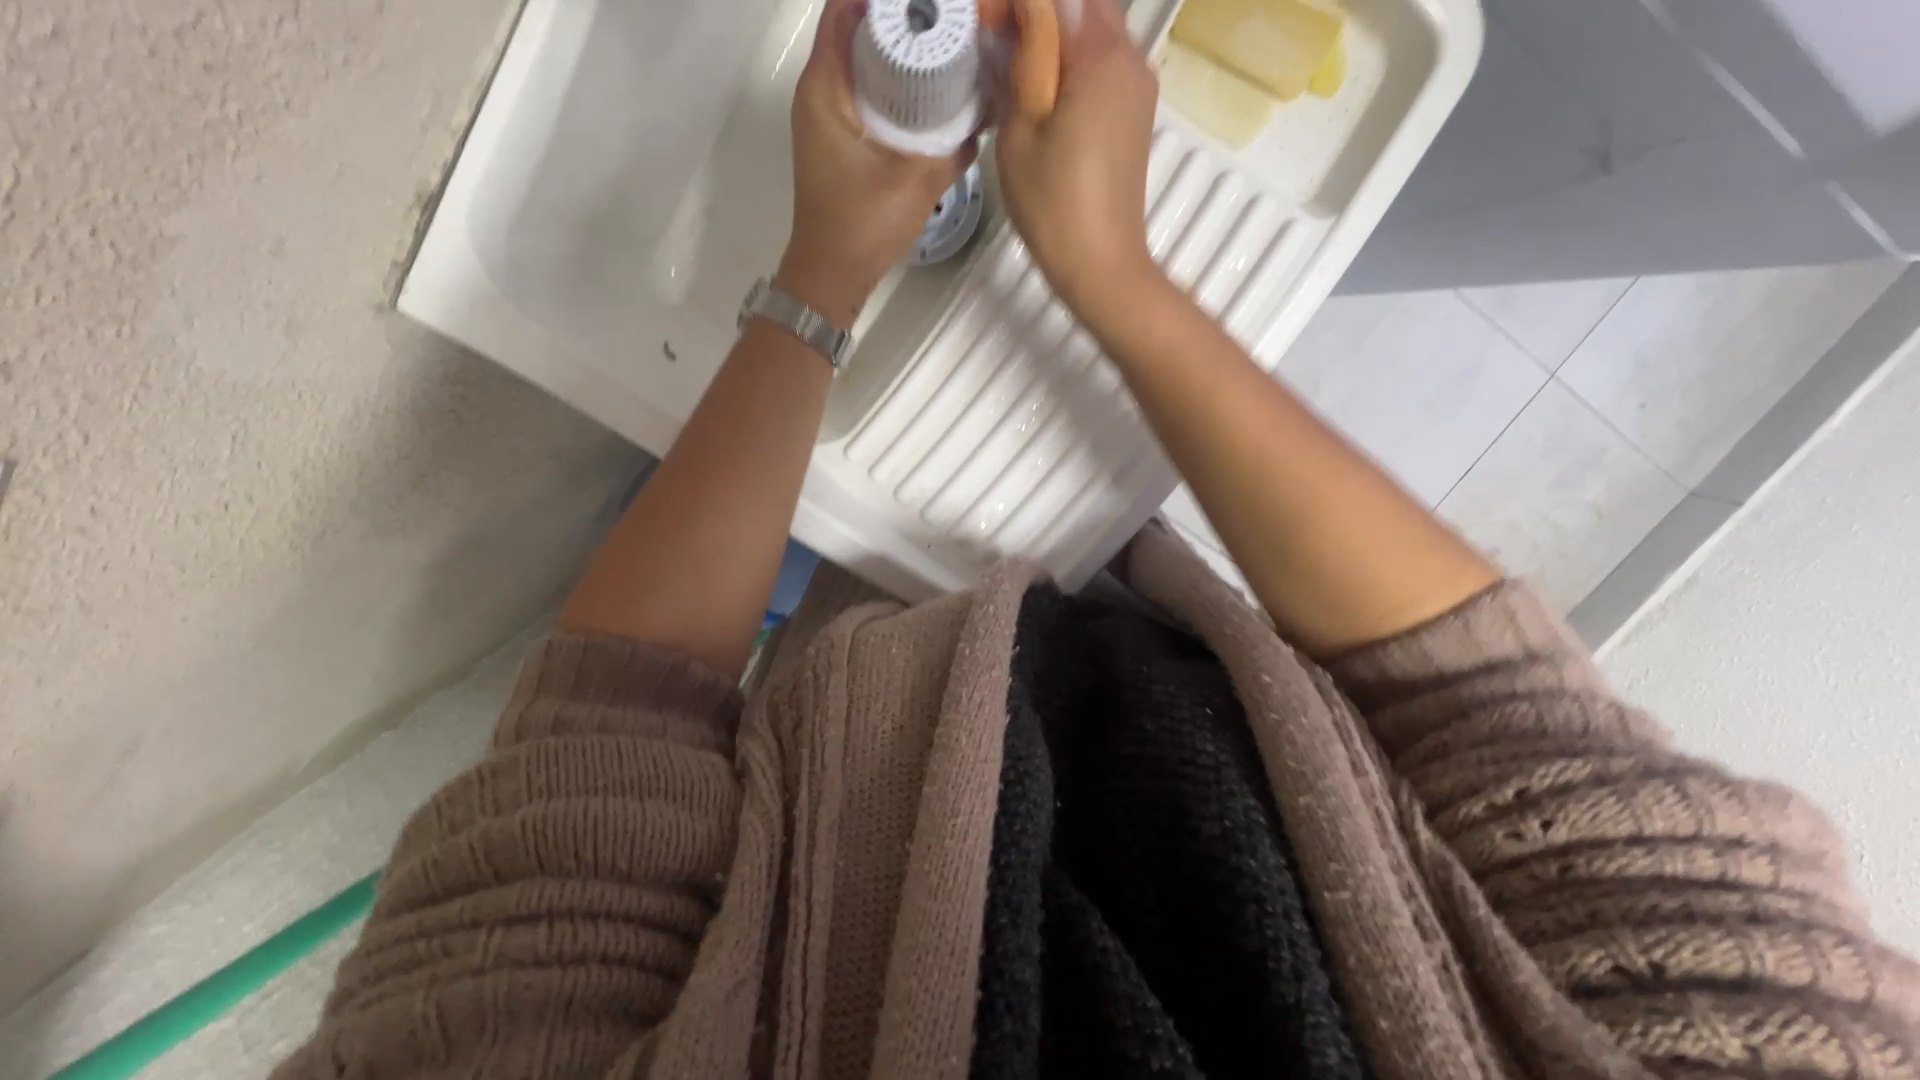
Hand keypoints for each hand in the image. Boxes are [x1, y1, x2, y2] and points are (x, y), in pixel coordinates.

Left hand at [780, 0, 976, 325]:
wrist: (832, 274)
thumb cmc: (863, 226)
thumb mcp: (918, 181)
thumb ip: (955, 145)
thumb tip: (987, 113)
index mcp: (826, 88)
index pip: (845, 11)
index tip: (926, 1)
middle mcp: (819, 91)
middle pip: (854, 28)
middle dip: (897, 17)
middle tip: (945, 20)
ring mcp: (826, 114)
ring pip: (860, 60)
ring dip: (896, 49)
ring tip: (943, 45)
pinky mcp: (838, 136)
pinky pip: (864, 90)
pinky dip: (892, 81)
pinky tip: (929, 90)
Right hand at [995, 0, 1160, 320]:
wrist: (1100, 262)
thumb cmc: (1052, 203)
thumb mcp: (1021, 126)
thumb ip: (1024, 58)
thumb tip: (1020, 14)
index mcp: (1102, 53)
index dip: (1016, 6)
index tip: (986, 27)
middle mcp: (1131, 56)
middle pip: (1083, 5)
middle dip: (1039, 14)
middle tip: (998, 41)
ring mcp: (1138, 84)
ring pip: (1095, 28)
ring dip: (1055, 34)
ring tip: (1015, 63)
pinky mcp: (1135, 110)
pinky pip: (1104, 59)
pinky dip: (1073, 57)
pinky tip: (1042, 86)